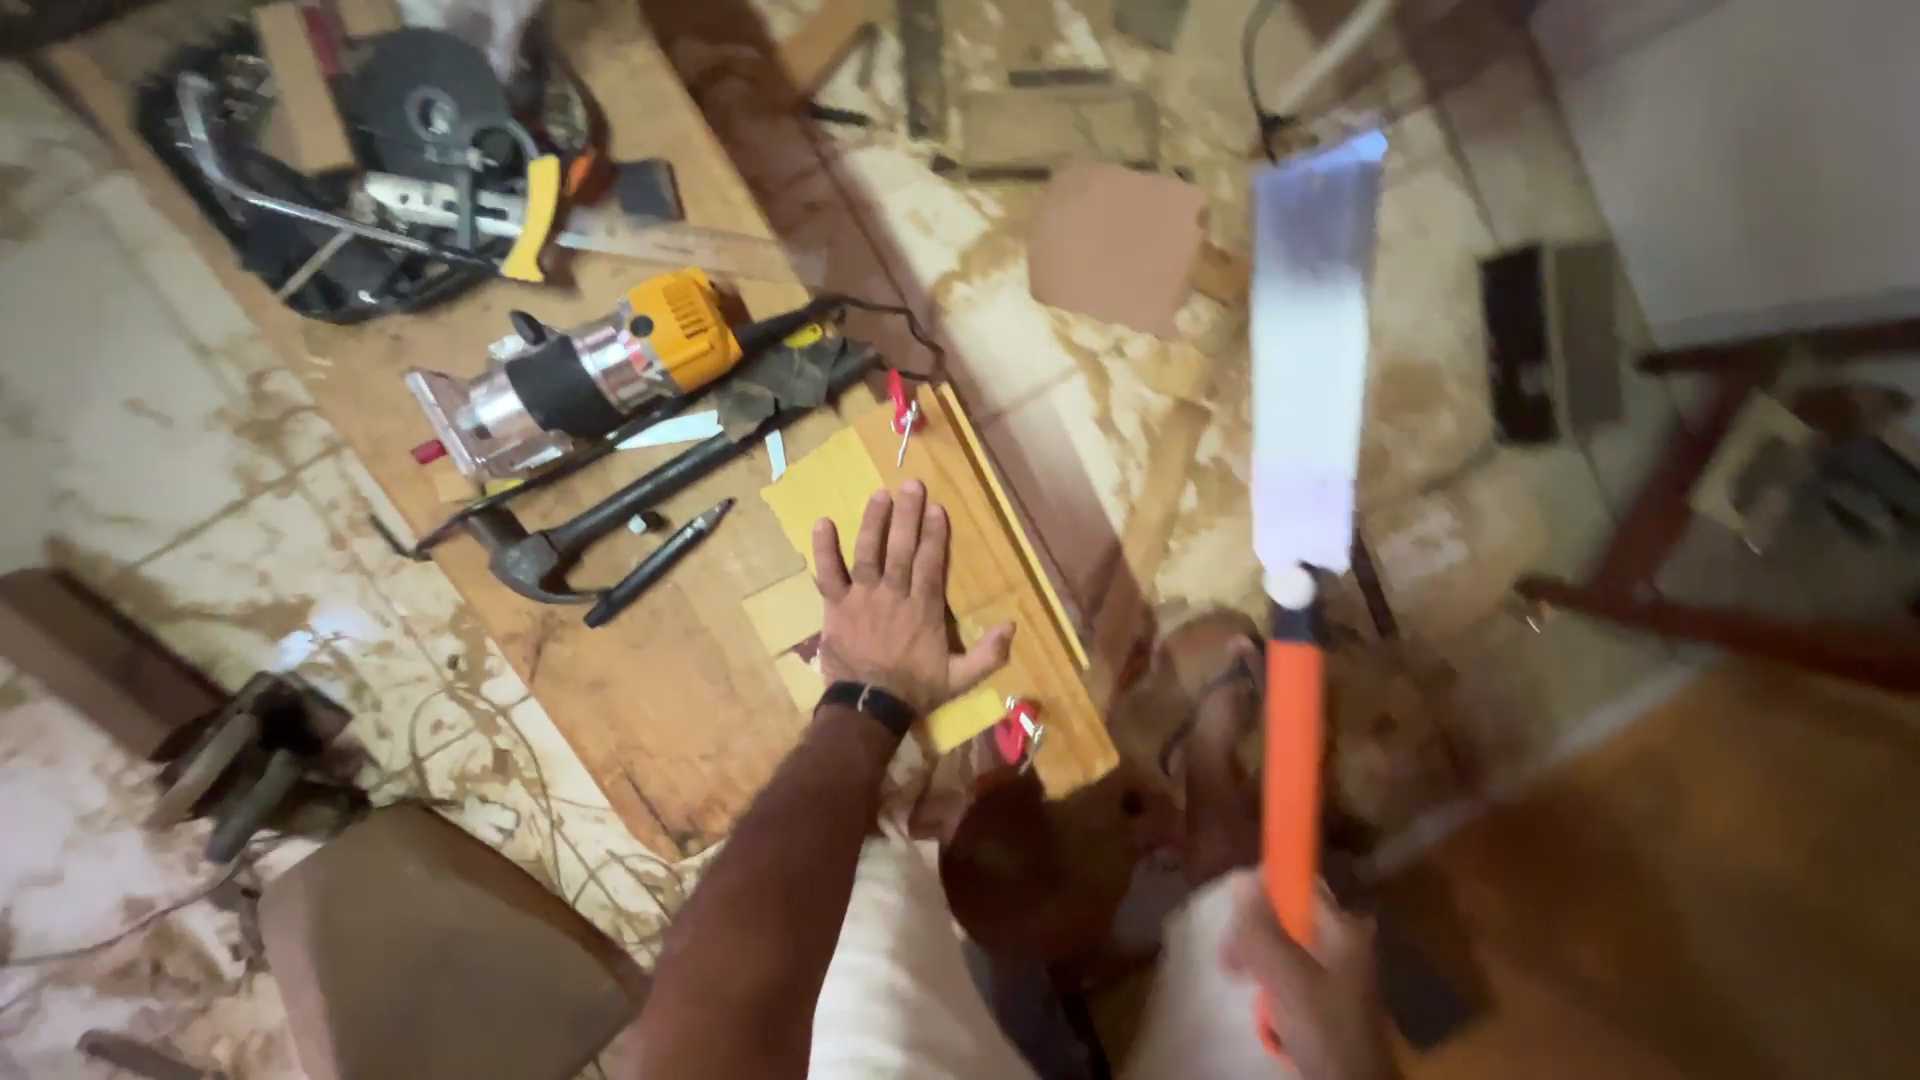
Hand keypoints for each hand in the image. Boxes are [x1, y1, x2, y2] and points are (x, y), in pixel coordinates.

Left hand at [813, 482, 1013, 716]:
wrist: (870, 707)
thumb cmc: (915, 690)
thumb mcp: (961, 679)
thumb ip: (988, 654)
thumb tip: (1011, 625)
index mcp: (923, 608)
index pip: (931, 562)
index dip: (934, 533)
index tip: (937, 508)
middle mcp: (893, 594)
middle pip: (902, 548)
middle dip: (908, 515)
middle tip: (911, 485)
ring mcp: (862, 597)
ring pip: (868, 552)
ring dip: (874, 522)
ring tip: (880, 495)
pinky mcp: (835, 606)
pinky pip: (828, 573)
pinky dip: (824, 548)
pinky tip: (822, 522)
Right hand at [1221, 873, 1397, 1079]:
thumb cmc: (1325, 1031)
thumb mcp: (1288, 979)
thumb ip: (1263, 930)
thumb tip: (1240, 878)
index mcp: (1340, 928)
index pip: (1298, 883)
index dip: (1264, 887)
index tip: (1236, 910)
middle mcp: (1341, 940)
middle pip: (1286, 912)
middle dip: (1253, 929)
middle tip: (1230, 957)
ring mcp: (1334, 967)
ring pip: (1282, 940)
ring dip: (1256, 955)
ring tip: (1236, 976)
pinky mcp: (1325, 992)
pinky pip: (1288, 967)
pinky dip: (1269, 976)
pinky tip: (1261, 998)